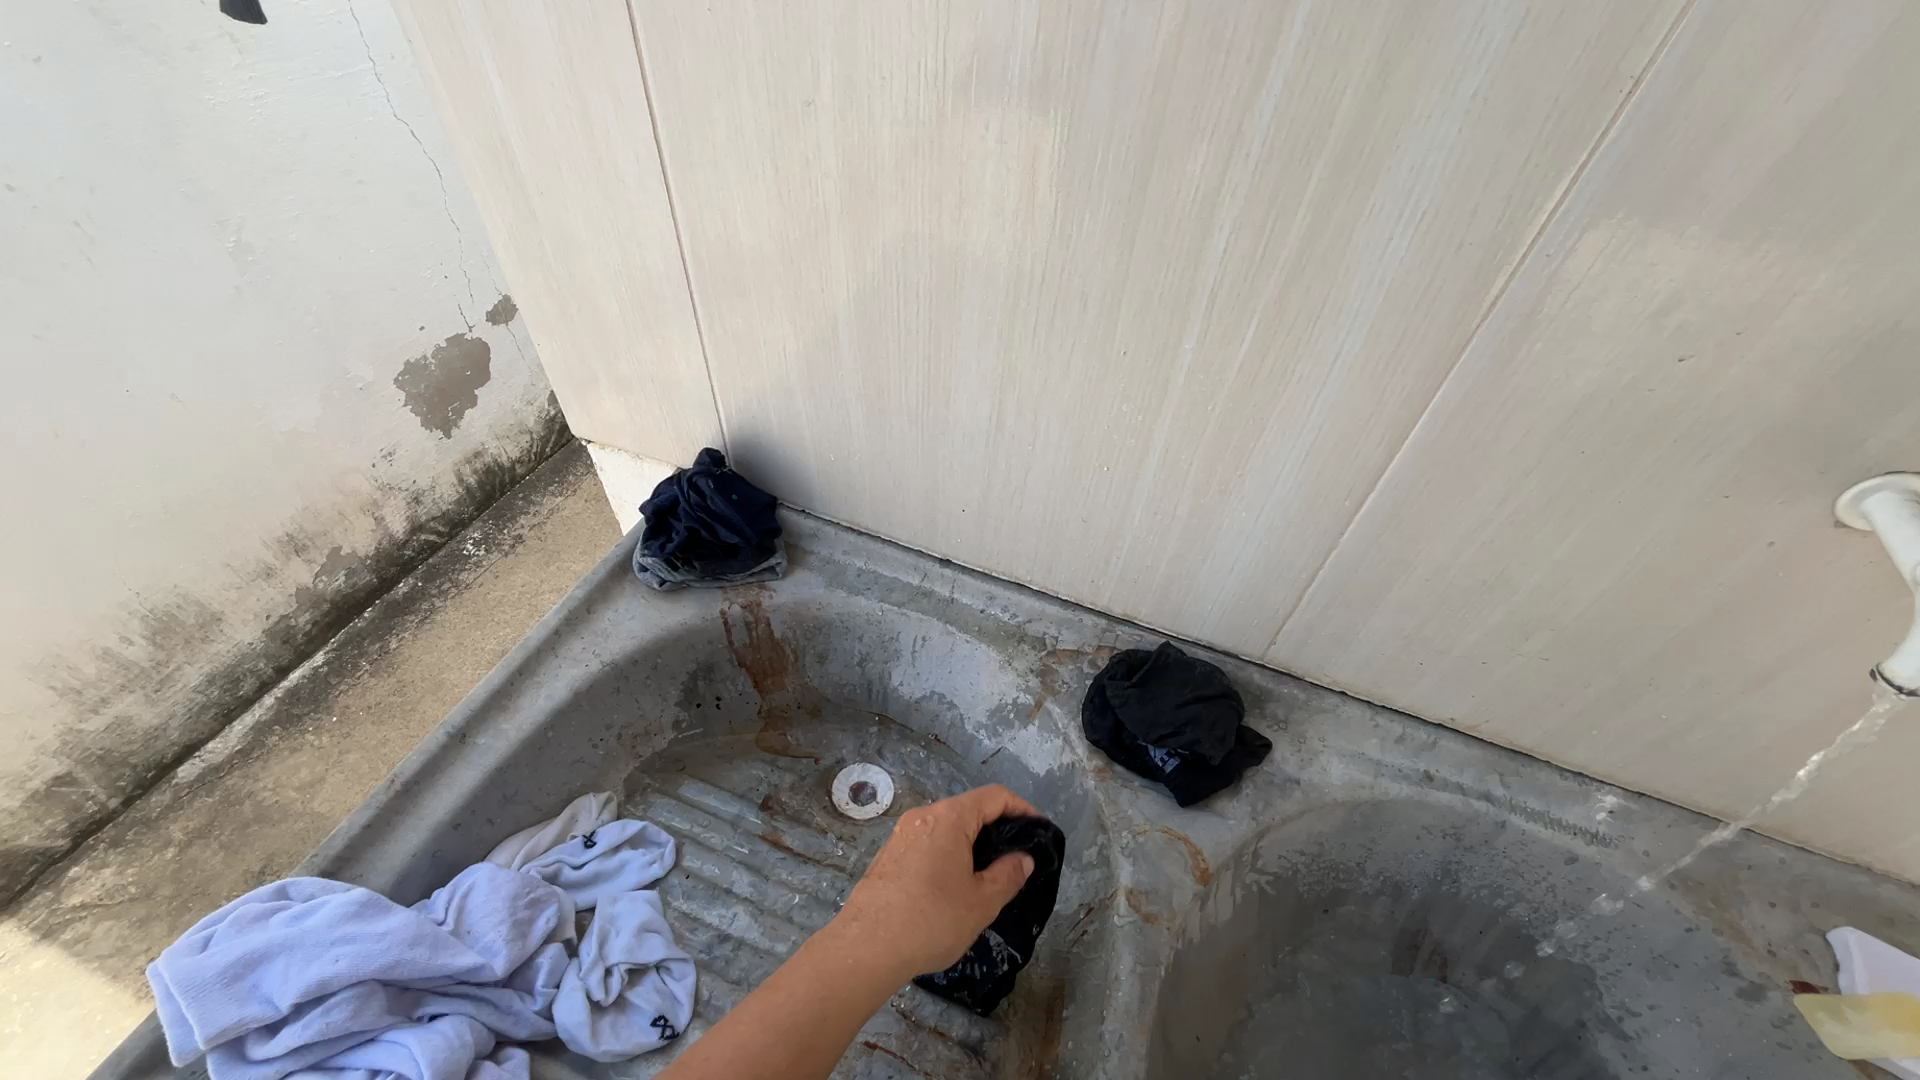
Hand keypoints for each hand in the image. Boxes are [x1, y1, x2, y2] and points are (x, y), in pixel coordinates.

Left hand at [830, 784, 1038, 980]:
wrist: (867, 947)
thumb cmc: (931, 919)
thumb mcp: (982, 902)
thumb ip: (1008, 875)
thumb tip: (1022, 858)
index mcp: (949, 818)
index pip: (994, 796)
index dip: (1022, 808)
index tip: (1039, 830)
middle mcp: (924, 816)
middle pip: (969, 809)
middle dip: (997, 828)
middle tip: (1016, 857)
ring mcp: (902, 835)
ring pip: (946, 828)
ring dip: (971, 844)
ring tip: (988, 875)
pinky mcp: (888, 856)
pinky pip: (928, 844)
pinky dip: (949, 854)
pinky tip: (953, 886)